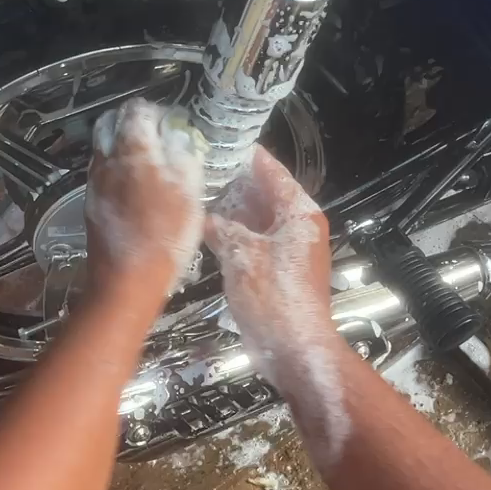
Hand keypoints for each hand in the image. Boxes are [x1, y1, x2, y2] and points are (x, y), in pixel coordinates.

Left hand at [84, 99, 206, 294]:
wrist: (125, 281)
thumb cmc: (164, 237)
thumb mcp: (189, 192)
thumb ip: (183, 155)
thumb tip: (177, 135)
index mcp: (133, 149)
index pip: (137, 110)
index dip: (157, 113)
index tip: (172, 127)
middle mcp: (107, 159)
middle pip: (111, 123)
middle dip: (132, 124)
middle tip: (156, 140)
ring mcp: (95, 182)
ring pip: (104, 148)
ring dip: (123, 147)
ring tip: (148, 165)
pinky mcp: (90, 203)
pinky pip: (102, 173)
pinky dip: (116, 170)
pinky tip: (135, 190)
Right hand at [207, 146, 353, 457]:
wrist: (294, 348)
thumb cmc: (274, 299)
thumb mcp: (241, 256)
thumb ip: (221, 228)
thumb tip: (200, 213)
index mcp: (298, 212)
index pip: (269, 169)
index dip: (242, 155)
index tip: (213, 141)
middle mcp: (297, 224)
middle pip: (262, 192)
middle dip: (230, 183)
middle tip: (193, 171)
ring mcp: (287, 247)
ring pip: (255, 217)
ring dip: (229, 210)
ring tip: (192, 196)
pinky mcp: (277, 268)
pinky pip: (252, 240)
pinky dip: (232, 234)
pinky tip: (204, 231)